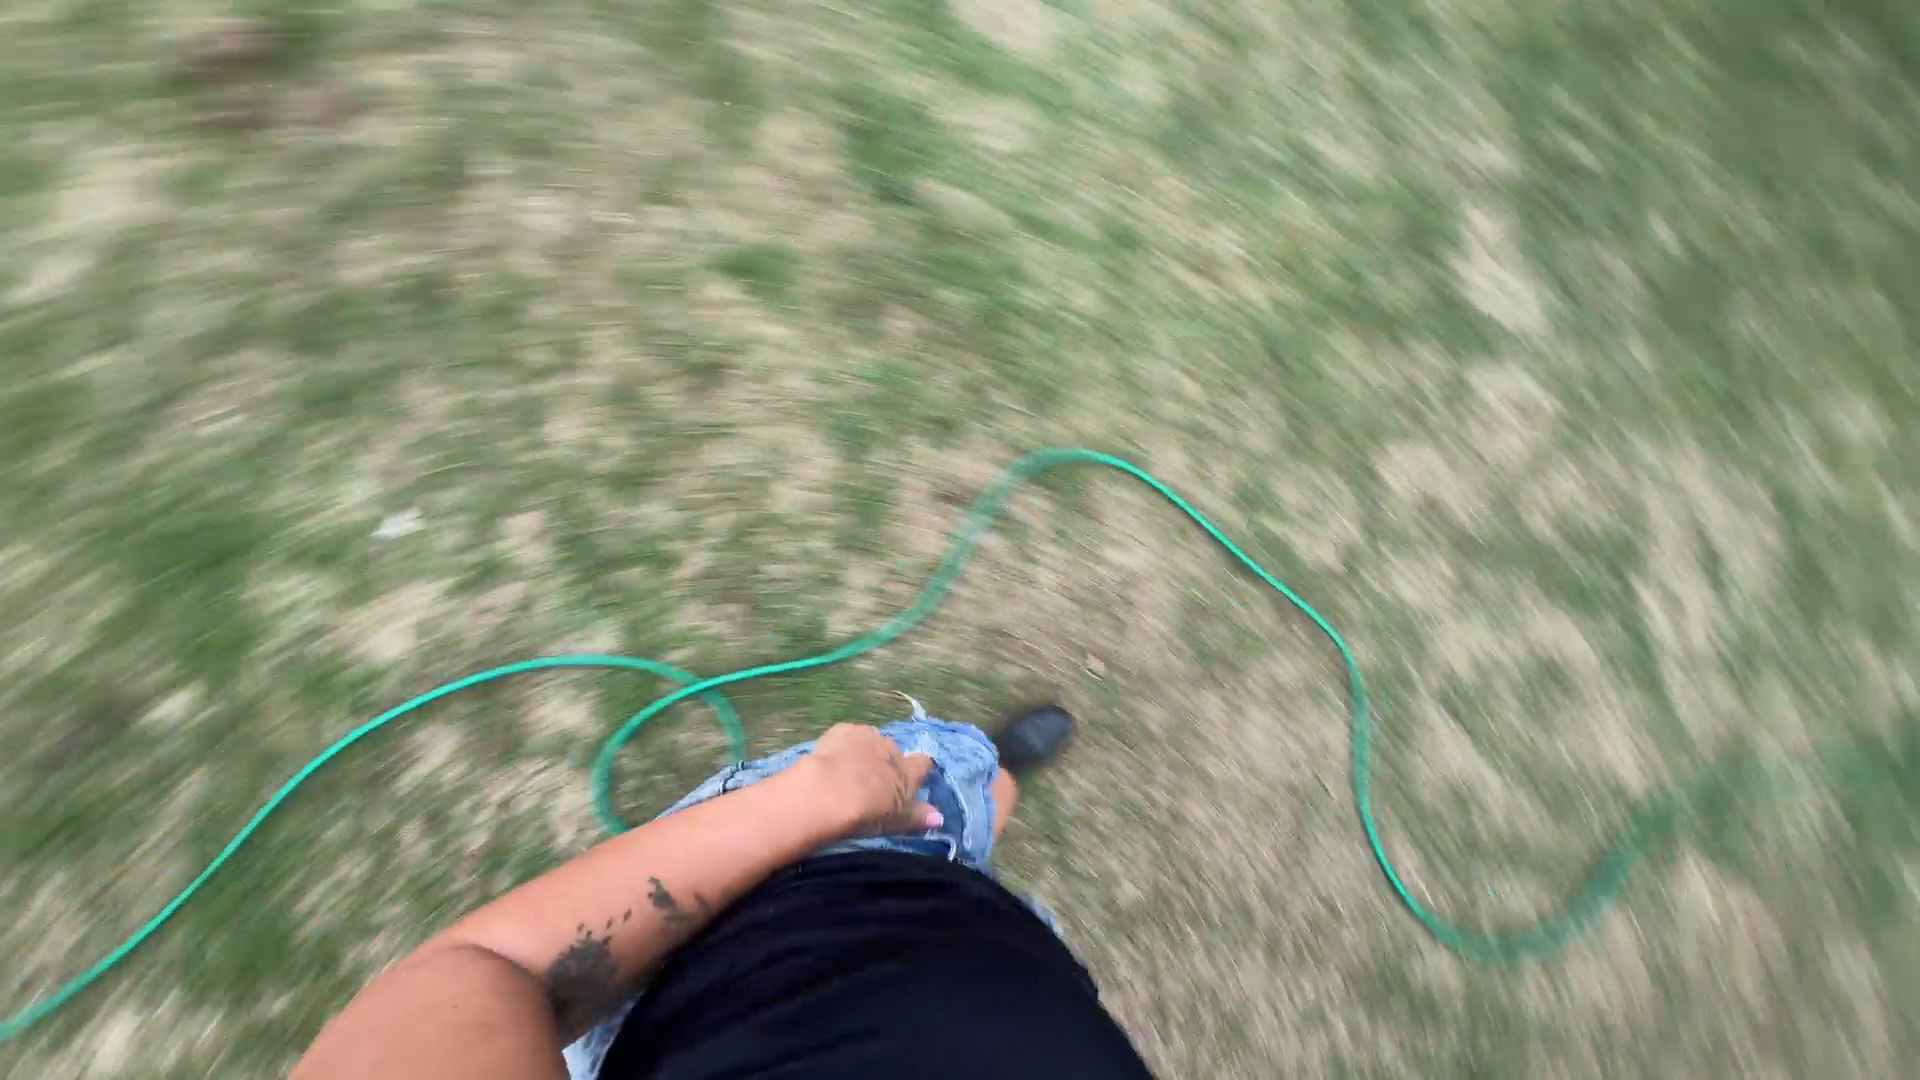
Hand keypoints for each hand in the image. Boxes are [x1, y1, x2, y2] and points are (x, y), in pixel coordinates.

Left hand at [796, 724, 941, 838]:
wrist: (831, 792)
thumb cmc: (867, 813)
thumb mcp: (896, 822)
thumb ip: (918, 818)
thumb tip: (939, 818)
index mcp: (908, 772)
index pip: (923, 764)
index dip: (917, 771)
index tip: (908, 782)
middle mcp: (892, 749)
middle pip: (894, 752)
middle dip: (885, 764)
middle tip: (870, 785)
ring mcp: (869, 737)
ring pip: (871, 741)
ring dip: (864, 753)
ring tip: (847, 772)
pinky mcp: (844, 730)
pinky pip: (848, 735)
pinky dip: (843, 745)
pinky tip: (832, 760)